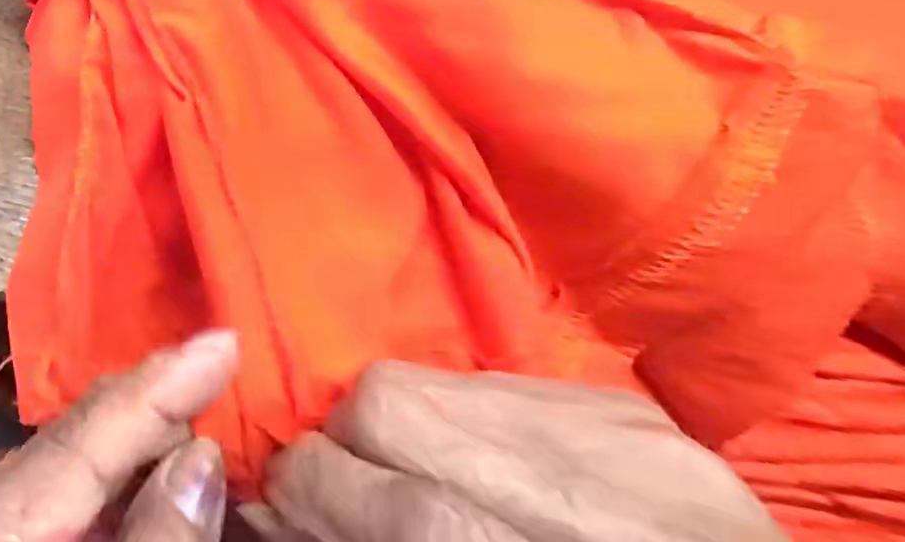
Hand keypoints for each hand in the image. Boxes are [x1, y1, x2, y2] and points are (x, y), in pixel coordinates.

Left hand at [0, 329, 239, 541]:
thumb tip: (200, 458)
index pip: (96, 427)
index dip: (165, 380)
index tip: (224, 340)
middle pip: (85, 427)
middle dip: (158, 399)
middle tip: (220, 370)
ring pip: (73, 448)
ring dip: (138, 433)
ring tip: (196, 406)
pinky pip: (57, 479)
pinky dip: (109, 468)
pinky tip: (144, 469)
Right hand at [253, 362, 783, 541]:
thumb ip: (394, 539)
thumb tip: (293, 503)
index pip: (415, 512)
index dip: (318, 494)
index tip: (273, 496)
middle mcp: (613, 491)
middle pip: (400, 404)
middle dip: (338, 437)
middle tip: (324, 479)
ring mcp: (630, 431)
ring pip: (435, 377)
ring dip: (387, 421)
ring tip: (390, 466)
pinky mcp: (631, 407)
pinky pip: (491, 386)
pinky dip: (451, 419)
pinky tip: (468, 461)